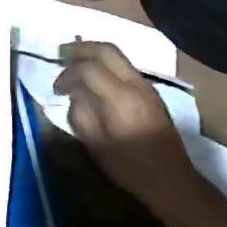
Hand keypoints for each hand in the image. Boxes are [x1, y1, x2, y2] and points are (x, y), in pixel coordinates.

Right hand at [53, 41, 197, 204]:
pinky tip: (95, 77)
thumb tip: (74, 94)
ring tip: (74, 62)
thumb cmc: (130, 167)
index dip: (67, 74)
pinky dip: (106, 64)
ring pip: (118, 56)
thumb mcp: (96, 146)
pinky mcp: (151, 92)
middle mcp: (136, 84)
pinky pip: (125, 67)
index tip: (56, 90)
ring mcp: (146, 86)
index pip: (89, 69)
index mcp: (120, 98)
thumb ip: (81, 114)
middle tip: (61, 53)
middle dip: (81, 48)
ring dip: (94, 54)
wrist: (170, 178)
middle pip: (106, 50)